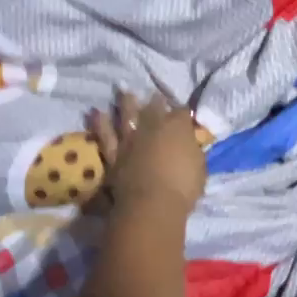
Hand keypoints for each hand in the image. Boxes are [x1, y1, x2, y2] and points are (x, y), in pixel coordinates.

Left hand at [88, 90, 206, 216]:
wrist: (152, 204)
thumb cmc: (183, 188)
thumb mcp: (199, 168)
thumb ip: (192, 152)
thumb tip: (190, 145)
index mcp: (178, 127)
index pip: (182, 113)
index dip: (183, 113)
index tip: (184, 114)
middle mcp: (152, 127)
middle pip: (153, 108)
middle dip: (156, 101)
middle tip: (155, 95)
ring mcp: (130, 139)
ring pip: (126, 115)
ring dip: (126, 103)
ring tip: (124, 92)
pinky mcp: (113, 154)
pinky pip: (105, 136)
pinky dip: (100, 123)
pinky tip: (96, 113)